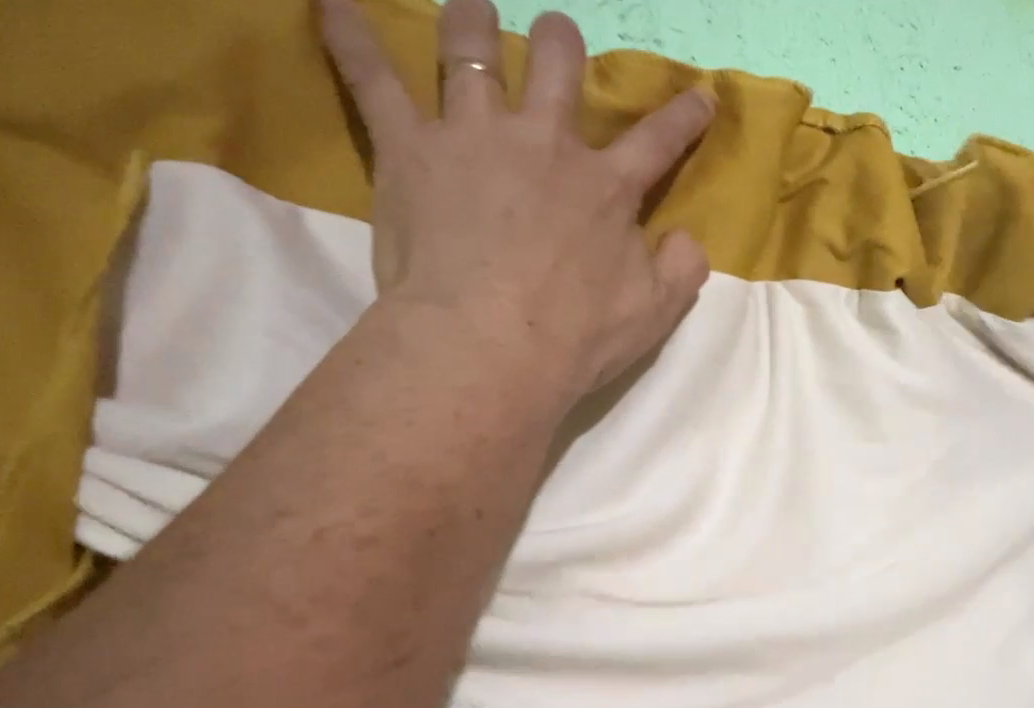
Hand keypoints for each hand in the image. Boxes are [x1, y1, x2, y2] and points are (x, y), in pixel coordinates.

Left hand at [320, 0, 714, 403]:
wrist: (488, 346)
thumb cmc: (575, 338)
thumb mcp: (655, 314)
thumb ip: (682, 268)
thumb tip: (688, 237)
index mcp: (607, 187)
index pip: (657, 140)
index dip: (684, 116)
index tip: (701, 96)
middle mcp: (545, 142)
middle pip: (558, 63)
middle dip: (562, 44)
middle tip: (558, 42)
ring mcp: (475, 135)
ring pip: (470, 47)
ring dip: (473, 21)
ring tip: (471, 10)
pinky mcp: (411, 147)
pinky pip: (373, 77)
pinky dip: (350, 35)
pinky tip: (332, 2)